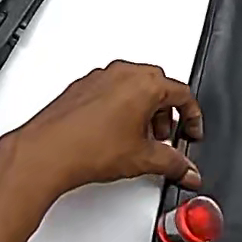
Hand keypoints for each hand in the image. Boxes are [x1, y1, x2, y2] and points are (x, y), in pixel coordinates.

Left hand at [0, 61, 203, 241]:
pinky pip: (112, 88)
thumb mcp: (142, 159)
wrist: (48, 151)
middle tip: (167, 138)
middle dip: (167, 112)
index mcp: (144, 83)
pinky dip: (122, 105)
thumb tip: (186, 169)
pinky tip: (117, 133)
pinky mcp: (83, 85)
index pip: (181, 93)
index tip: (192, 131)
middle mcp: (122, 73)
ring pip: (134, 85)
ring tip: (141, 139)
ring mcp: (100, 76)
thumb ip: (173, 163)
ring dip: (144, 108)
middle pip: (158, 85)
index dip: (192, 115)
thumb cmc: (88, 147)